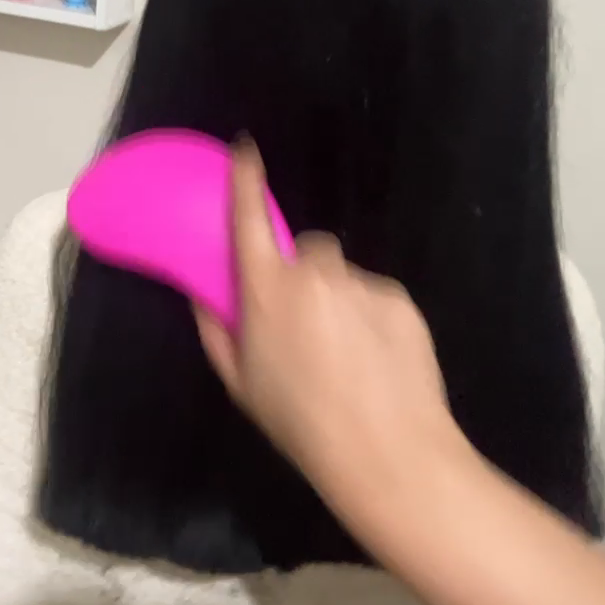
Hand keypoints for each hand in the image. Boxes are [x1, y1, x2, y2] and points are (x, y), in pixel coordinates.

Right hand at [194, 140, 471, 526]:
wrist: (389, 456)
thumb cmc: (300, 422)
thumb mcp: (239, 383)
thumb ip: (215, 328)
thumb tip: (204, 292)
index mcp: (267, 289)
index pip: (250, 218)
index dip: (246, 179)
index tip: (246, 148)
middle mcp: (313, 273)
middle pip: (302, 252)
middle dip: (298, 275)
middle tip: (301, 324)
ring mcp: (361, 283)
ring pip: (339, 274)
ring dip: (334, 297)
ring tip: (344, 352)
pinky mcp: (399, 299)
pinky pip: (373, 295)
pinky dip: (368, 317)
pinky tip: (374, 360)